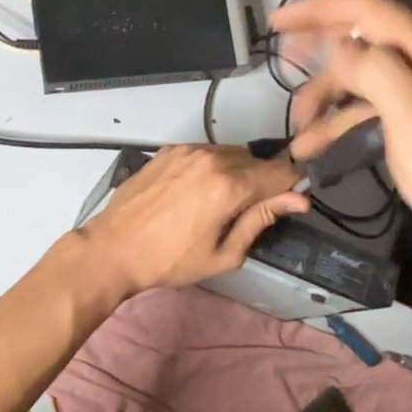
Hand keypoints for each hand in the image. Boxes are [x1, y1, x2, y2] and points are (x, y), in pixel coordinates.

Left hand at [76, 145, 306, 293]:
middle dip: (262, 183)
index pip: (281, 172)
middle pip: (257, 161)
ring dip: (236, 173)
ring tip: (218, 203)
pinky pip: (205, 152)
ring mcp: (188, 150)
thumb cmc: (170, 261)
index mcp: (229, 185)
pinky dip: (210, 167)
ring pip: (231, 154)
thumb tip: (298, 200)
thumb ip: (261, 221)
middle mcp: (212, 158)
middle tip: (245, 212)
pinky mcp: (169, 150)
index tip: (285, 206)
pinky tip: (195, 192)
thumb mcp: (223, 254)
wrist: (113, 248)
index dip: (289, 189)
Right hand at [274, 0, 411, 253]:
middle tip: (282, 68)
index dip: (320, 9)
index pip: (370, 10)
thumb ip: (379, 76)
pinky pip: (377, 106)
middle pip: (365, 38)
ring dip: (327, 98)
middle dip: (318, 52)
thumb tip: (340, 45)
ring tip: (300, 134)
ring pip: (366, 76)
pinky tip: (321, 147)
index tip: (278, 23)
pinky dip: (345, 120)